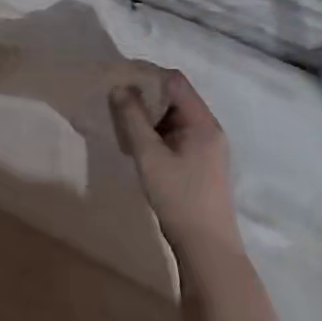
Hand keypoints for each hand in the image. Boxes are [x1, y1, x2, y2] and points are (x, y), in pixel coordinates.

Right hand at [110, 72, 240, 256]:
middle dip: (144, 93)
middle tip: (113, 97)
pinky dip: (154, 130)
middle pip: (175, 97)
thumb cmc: (178, 196)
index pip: (175, 82)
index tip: (118, 78)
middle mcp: (208, 129)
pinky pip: (174, 133)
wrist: (206, 245)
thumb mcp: (149, 155)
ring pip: (172, 116)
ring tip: (119, 117)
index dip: (147, 75)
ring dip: (147, 113)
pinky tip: (134, 140)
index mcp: (203, 123)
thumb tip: (120, 87)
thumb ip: (133, 118)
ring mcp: (205, 147)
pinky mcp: (198, 162)